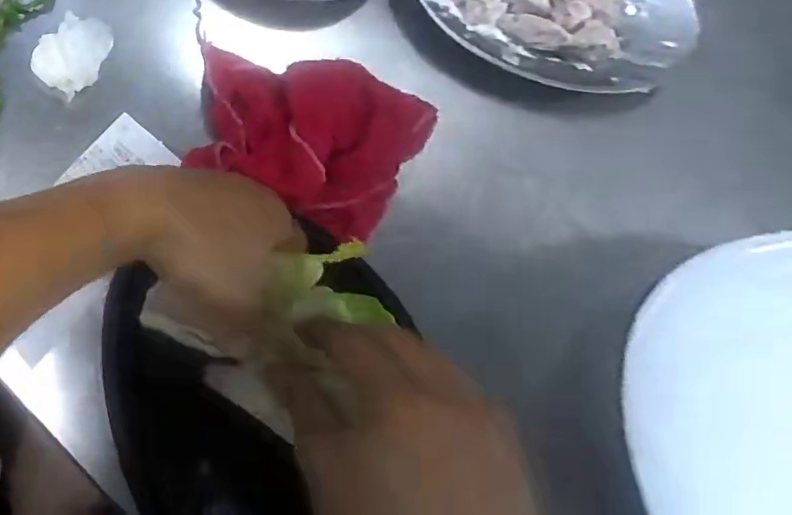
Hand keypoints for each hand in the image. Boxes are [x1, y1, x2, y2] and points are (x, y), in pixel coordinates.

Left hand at [112, 168, 298, 342]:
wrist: (138, 209)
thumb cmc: (202, 257)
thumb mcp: (241, 309)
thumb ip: (262, 327)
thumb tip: (266, 340)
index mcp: (279, 214)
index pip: (298, 253)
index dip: (286, 284)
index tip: (268, 306)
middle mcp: (252, 189)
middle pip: (261, 235)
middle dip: (250, 263)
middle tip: (233, 292)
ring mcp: (212, 178)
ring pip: (226, 221)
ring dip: (217, 245)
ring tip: (196, 272)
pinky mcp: (178, 176)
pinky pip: (194, 212)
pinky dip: (189, 229)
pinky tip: (172, 249)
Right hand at [269, 322, 539, 514]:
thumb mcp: (323, 463)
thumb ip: (301, 402)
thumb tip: (279, 362)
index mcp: (397, 396)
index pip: (351, 339)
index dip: (319, 328)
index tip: (297, 330)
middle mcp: (447, 394)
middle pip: (397, 339)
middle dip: (359, 334)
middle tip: (332, 345)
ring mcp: (487, 420)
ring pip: (437, 359)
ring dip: (400, 353)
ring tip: (377, 370)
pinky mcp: (512, 449)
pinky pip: (469, 391)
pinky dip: (438, 379)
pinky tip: (424, 402)